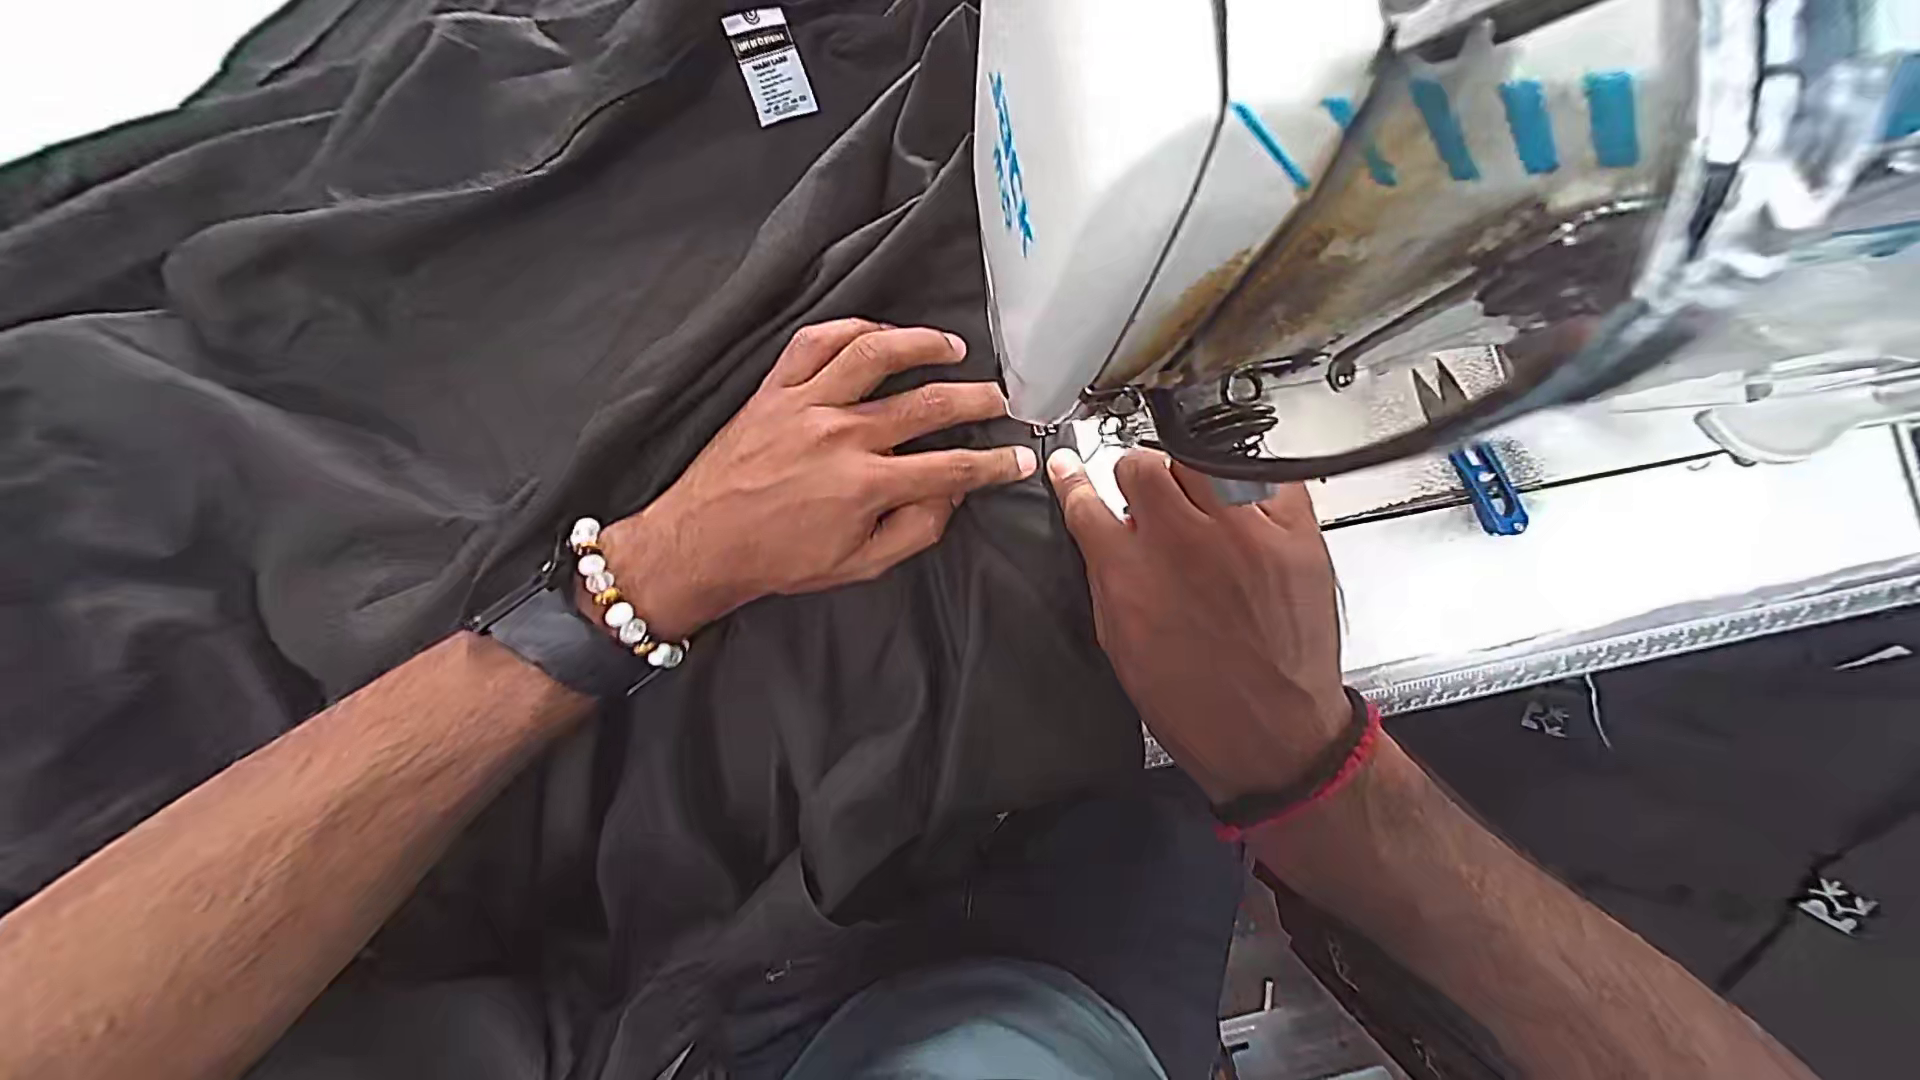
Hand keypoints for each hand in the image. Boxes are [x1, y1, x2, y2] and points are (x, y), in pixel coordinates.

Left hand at [593, 319, 1036, 638]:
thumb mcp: (860, 565)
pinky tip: (877, 334)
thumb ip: (916, 529)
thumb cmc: (780, 560)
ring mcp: (807, 405)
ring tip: (952, 346)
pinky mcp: (776, 390)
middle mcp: (842, 435)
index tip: (1018, 456)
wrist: (702, 543)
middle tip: (999, 399)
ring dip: (923, 344)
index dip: (996, 463)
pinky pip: (817, 341)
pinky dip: (852, 329)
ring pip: (877, 353)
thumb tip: (953, 493)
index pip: (953, 467)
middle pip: (930, 402)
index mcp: (866, 485)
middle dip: (978, 398)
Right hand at [1048, 447, 1346, 803]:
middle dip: (1135, 476)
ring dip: (1187, 476)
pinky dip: (1247, 487)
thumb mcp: (1121, 641)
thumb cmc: (1195, 702)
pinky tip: (1242, 511)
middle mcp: (1180, 546)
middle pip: (1141, 464)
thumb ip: (1107, 576)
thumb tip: (1102, 535)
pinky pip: (1265, 476)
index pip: (1084, 500)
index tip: (1069, 468)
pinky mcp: (1294, 537)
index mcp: (1128, 574)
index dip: (1071, 478)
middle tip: (1147, 495)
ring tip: (1197, 503)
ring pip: (1198, 458)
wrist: (1271, 736)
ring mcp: (1241, 535)